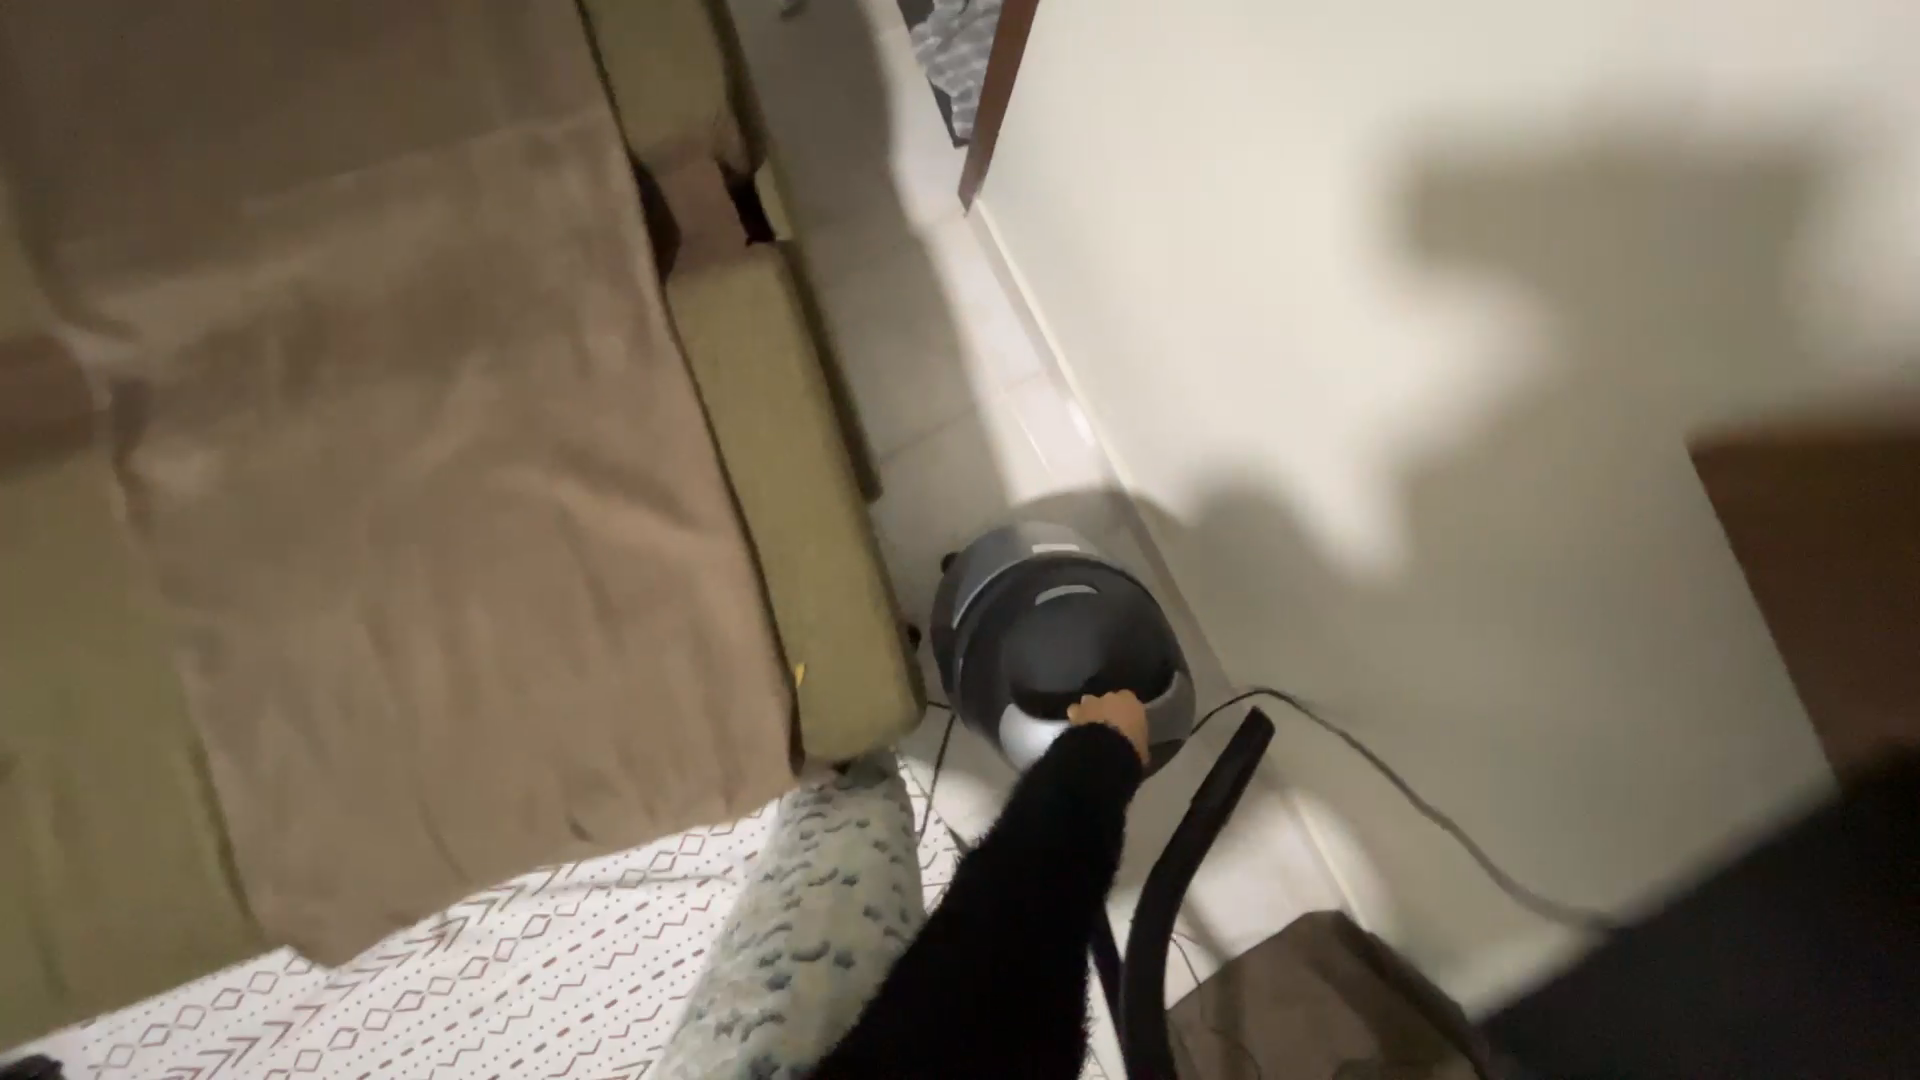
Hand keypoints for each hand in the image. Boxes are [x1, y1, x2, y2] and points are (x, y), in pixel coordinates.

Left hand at [1067, 691, 1149, 765]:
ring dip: (1088, 712)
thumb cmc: (1131, 748)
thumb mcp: (1142, 748)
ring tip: (1089, 730)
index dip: (1126, 712)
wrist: (1104, 751)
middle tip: (1107, 728)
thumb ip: (1137, 740)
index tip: (1126, 724)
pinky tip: (1077, 734)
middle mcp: (1109, 697)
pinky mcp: (1074, 712)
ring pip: (1088, 703)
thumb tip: (1135, 746)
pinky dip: (1076, 722)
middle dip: (1106, 710)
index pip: (1129, 699)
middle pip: (1107, 700)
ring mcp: (1090, 702)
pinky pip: (1075, 714)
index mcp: (1130, 701)